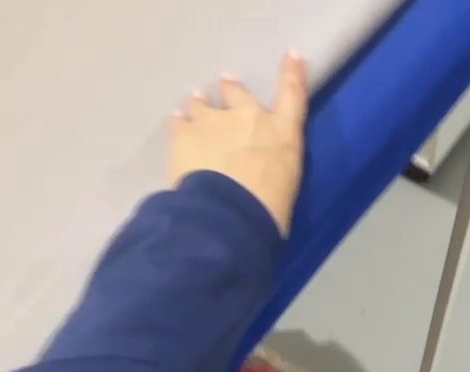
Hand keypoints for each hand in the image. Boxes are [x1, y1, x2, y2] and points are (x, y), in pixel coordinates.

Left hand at [168, 51, 307, 234]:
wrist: (230, 217)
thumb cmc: (268, 212)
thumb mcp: (284, 189)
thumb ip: (273, 170)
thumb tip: (259, 174)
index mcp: (282, 136)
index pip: (292, 96)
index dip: (292, 74)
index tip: (291, 55)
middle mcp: (248, 118)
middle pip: (237, 93)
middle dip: (231, 91)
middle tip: (225, 86)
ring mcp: (213, 121)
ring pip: (202, 103)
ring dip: (199, 105)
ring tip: (193, 106)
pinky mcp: (183, 132)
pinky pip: (178, 121)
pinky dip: (178, 124)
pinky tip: (176, 125)